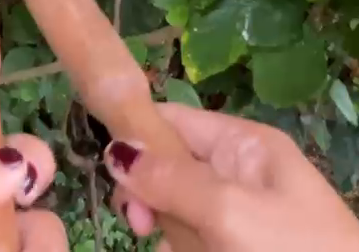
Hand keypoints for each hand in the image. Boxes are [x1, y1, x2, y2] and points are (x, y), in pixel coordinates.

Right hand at [102, 103, 358, 251]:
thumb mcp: (230, 211)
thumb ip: (169, 178)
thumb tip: (113, 151)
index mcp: (244, 144)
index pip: (170, 119)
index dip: (136, 140)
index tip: (117, 178)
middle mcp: (241, 173)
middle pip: (168, 167)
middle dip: (151, 195)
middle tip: (140, 224)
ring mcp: (244, 219)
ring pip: (178, 211)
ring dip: (171, 232)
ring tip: (187, 251)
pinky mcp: (241, 250)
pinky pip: (196, 241)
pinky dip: (187, 249)